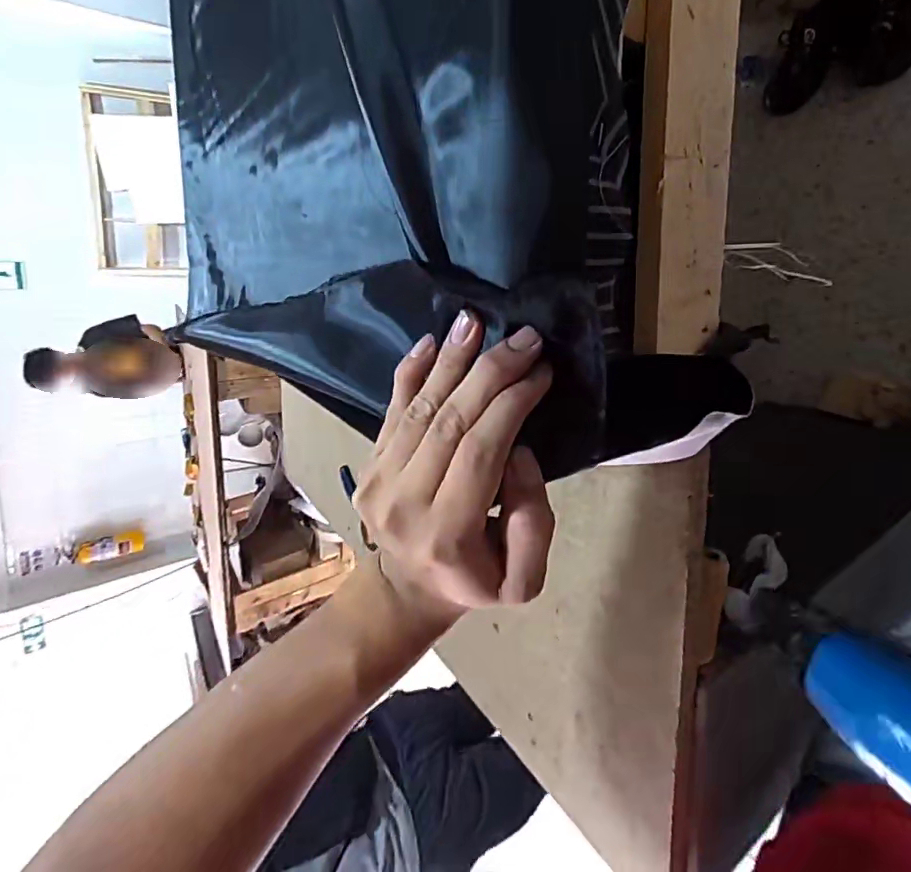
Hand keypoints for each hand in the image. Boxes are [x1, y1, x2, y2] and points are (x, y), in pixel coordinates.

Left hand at [353, 310, 555, 628]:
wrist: (408, 588)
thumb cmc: (474, 580)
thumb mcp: (521, 580)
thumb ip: (532, 523)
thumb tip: (517, 451)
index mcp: (446, 533)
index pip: (481, 450)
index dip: (511, 404)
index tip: (540, 370)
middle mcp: (403, 501)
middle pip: (449, 420)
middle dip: (490, 372)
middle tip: (524, 338)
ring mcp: (378, 478)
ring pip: (419, 407)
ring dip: (451, 361)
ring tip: (476, 322)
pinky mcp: (369, 461)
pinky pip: (391, 408)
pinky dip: (411, 371)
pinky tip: (432, 341)